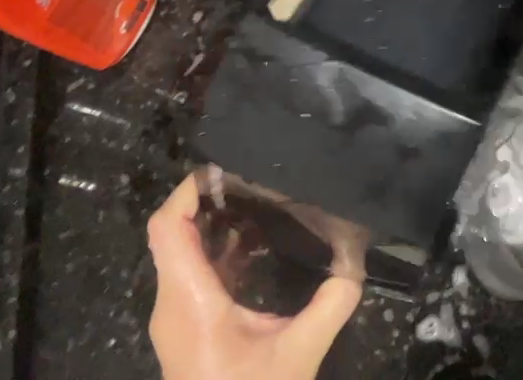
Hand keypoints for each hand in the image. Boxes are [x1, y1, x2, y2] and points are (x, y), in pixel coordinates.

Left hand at [147, 174, 363, 379]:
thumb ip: (331, 304)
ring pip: (181, 254)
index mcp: (190, 301)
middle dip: (206, 201)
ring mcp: (175, 319)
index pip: (167, 229)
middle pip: (172, 235)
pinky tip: (254, 245)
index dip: (186, 191)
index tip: (221, 168)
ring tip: (255, 202)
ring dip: (212, 225)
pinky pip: (192, 275)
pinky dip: (217, 251)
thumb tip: (355, 263)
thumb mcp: (299, 354)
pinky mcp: (185, 330)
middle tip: (249, 178)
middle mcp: (172, 304)